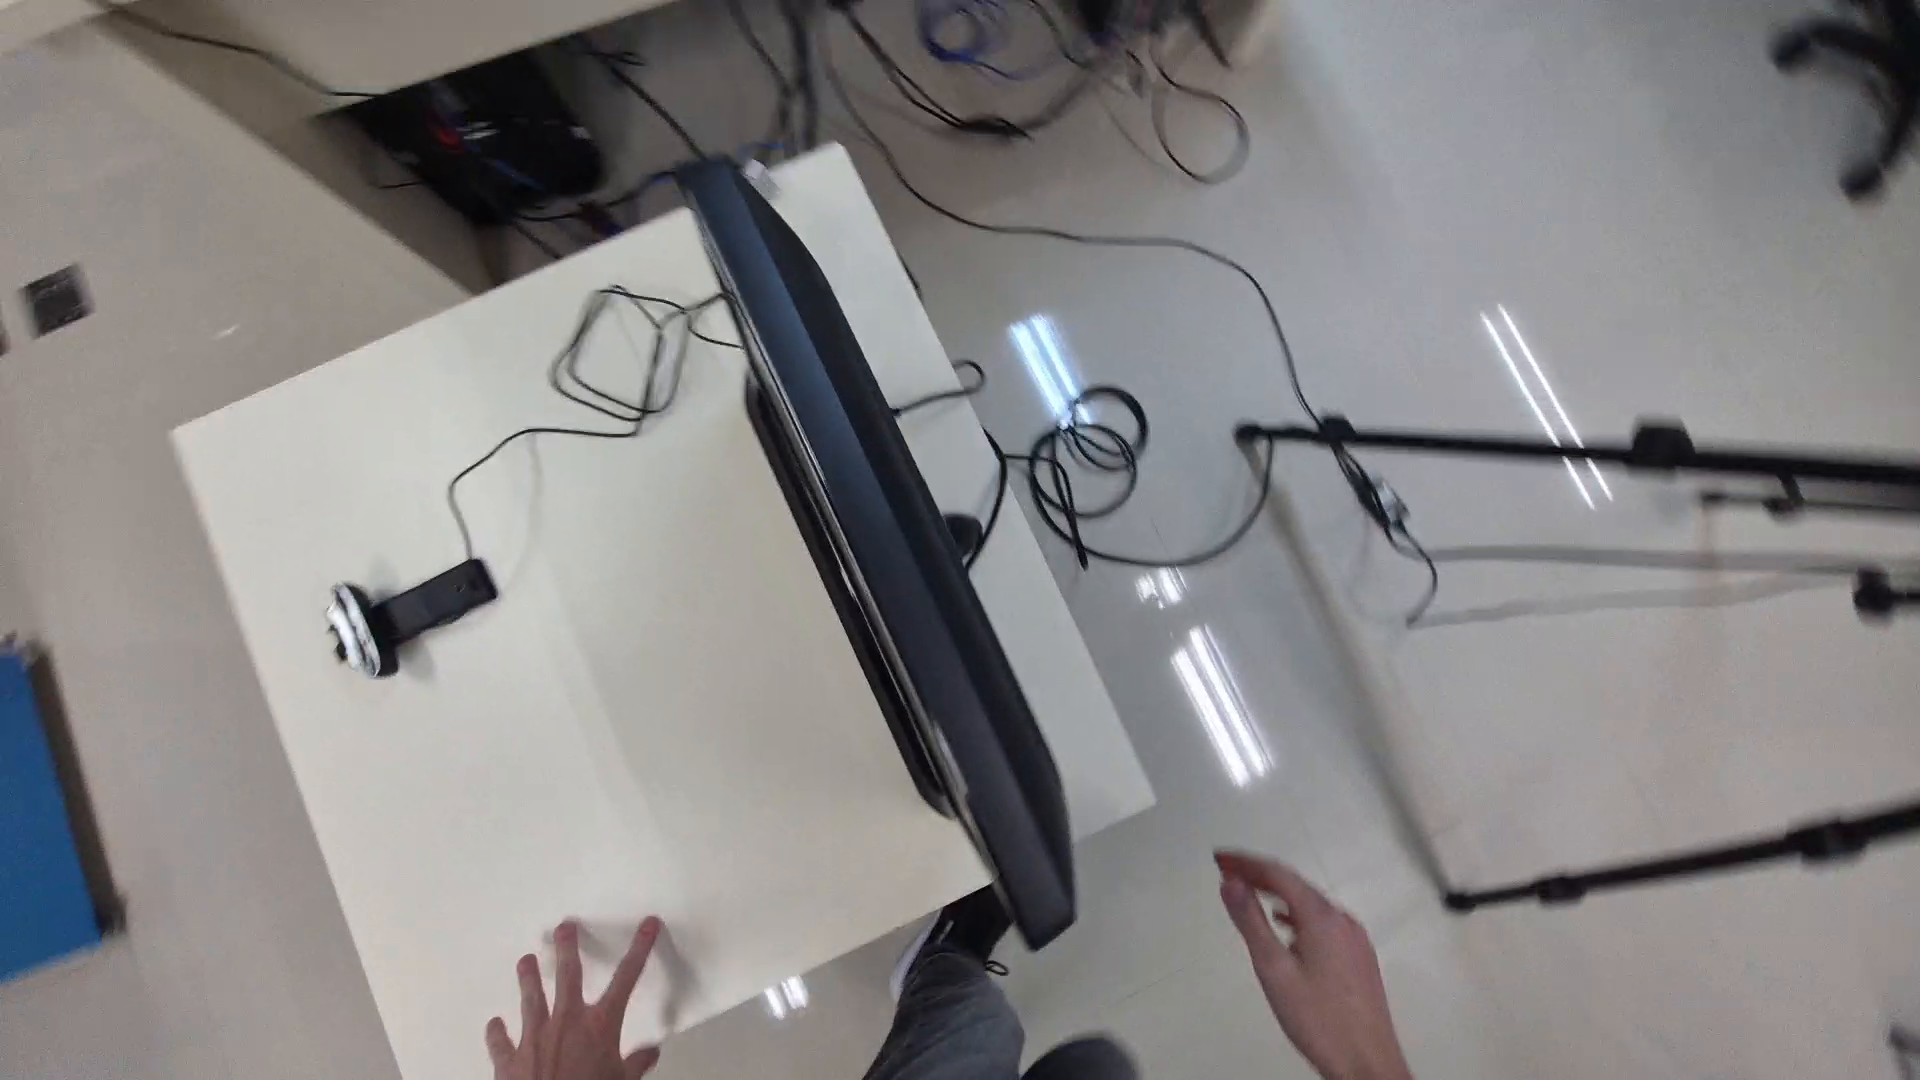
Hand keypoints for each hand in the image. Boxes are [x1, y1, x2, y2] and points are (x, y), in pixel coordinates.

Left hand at [486, 917, 664, 1079]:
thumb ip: (636, 1064)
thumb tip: (651, 1052)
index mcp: (600, 1024)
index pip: (627, 977)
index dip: (640, 948)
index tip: (648, 924)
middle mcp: (567, 1021)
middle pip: (569, 976)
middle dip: (567, 949)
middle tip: (564, 927)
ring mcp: (534, 1039)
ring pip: (531, 1000)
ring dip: (528, 979)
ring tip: (525, 960)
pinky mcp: (509, 1062)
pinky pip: (501, 1044)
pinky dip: (497, 1034)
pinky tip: (493, 1024)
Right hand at [1215, 852, 1411, 1079]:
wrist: (1369, 1068)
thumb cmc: (1316, 1018)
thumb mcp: (1273, 969)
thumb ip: (1250, 920)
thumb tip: (1229, 881)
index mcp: (1322, 916)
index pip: (1278, 873)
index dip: (1246, 862)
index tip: (1219, 859)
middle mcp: (1342, 919)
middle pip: (1294, 884)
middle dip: (1258, 874)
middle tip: (1226, 870)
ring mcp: (1355, 939)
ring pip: (1309, 902)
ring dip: (1276, 892)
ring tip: (1247, 892)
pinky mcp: (1359, 957)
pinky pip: (1322, 920)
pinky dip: (1295, 912)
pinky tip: (1285, 924)